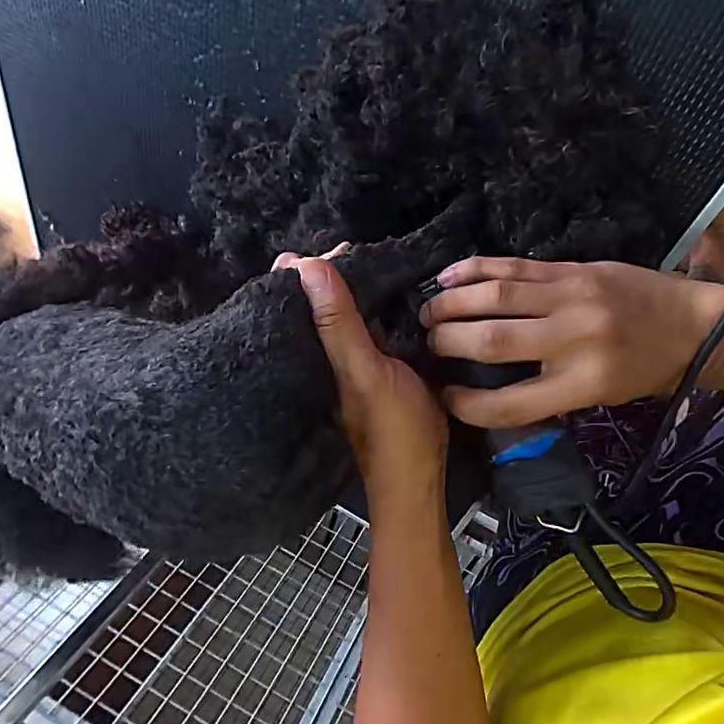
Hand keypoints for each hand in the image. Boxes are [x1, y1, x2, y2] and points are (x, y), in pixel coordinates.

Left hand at [277, 247, 447, 497]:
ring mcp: (357, 367)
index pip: (303, 302)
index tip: (338, 246)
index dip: (313, 272)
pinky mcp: (381, 374)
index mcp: (318, 355)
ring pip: (351, 320)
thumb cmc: (392, 430)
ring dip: (362, 294)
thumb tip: (304, 263)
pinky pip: (375, 335)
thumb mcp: (365, 372)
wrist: (420, 477)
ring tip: (380, 265)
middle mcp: (331, 358)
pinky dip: (381, 315)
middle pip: (325, 307)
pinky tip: (397, 300)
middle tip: (360, 250)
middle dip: (338, 278)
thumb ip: (338, 323)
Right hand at [419, 257, 723, 427]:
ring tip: (427, 313)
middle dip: (449, 345)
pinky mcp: (573, 269)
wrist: (692, 322)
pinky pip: (515, 267)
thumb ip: (549, 392)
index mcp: (583, 384)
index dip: (468, 406)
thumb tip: (490, 386)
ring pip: (497, 298)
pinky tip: (450, 276)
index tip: (446, 398)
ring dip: (452, 304)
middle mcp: (574, 339)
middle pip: (494, 342)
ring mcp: (572, 297)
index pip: (511, 403)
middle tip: (427, 347)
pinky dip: (477, 271)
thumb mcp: (602, 396)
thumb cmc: (647, 369)